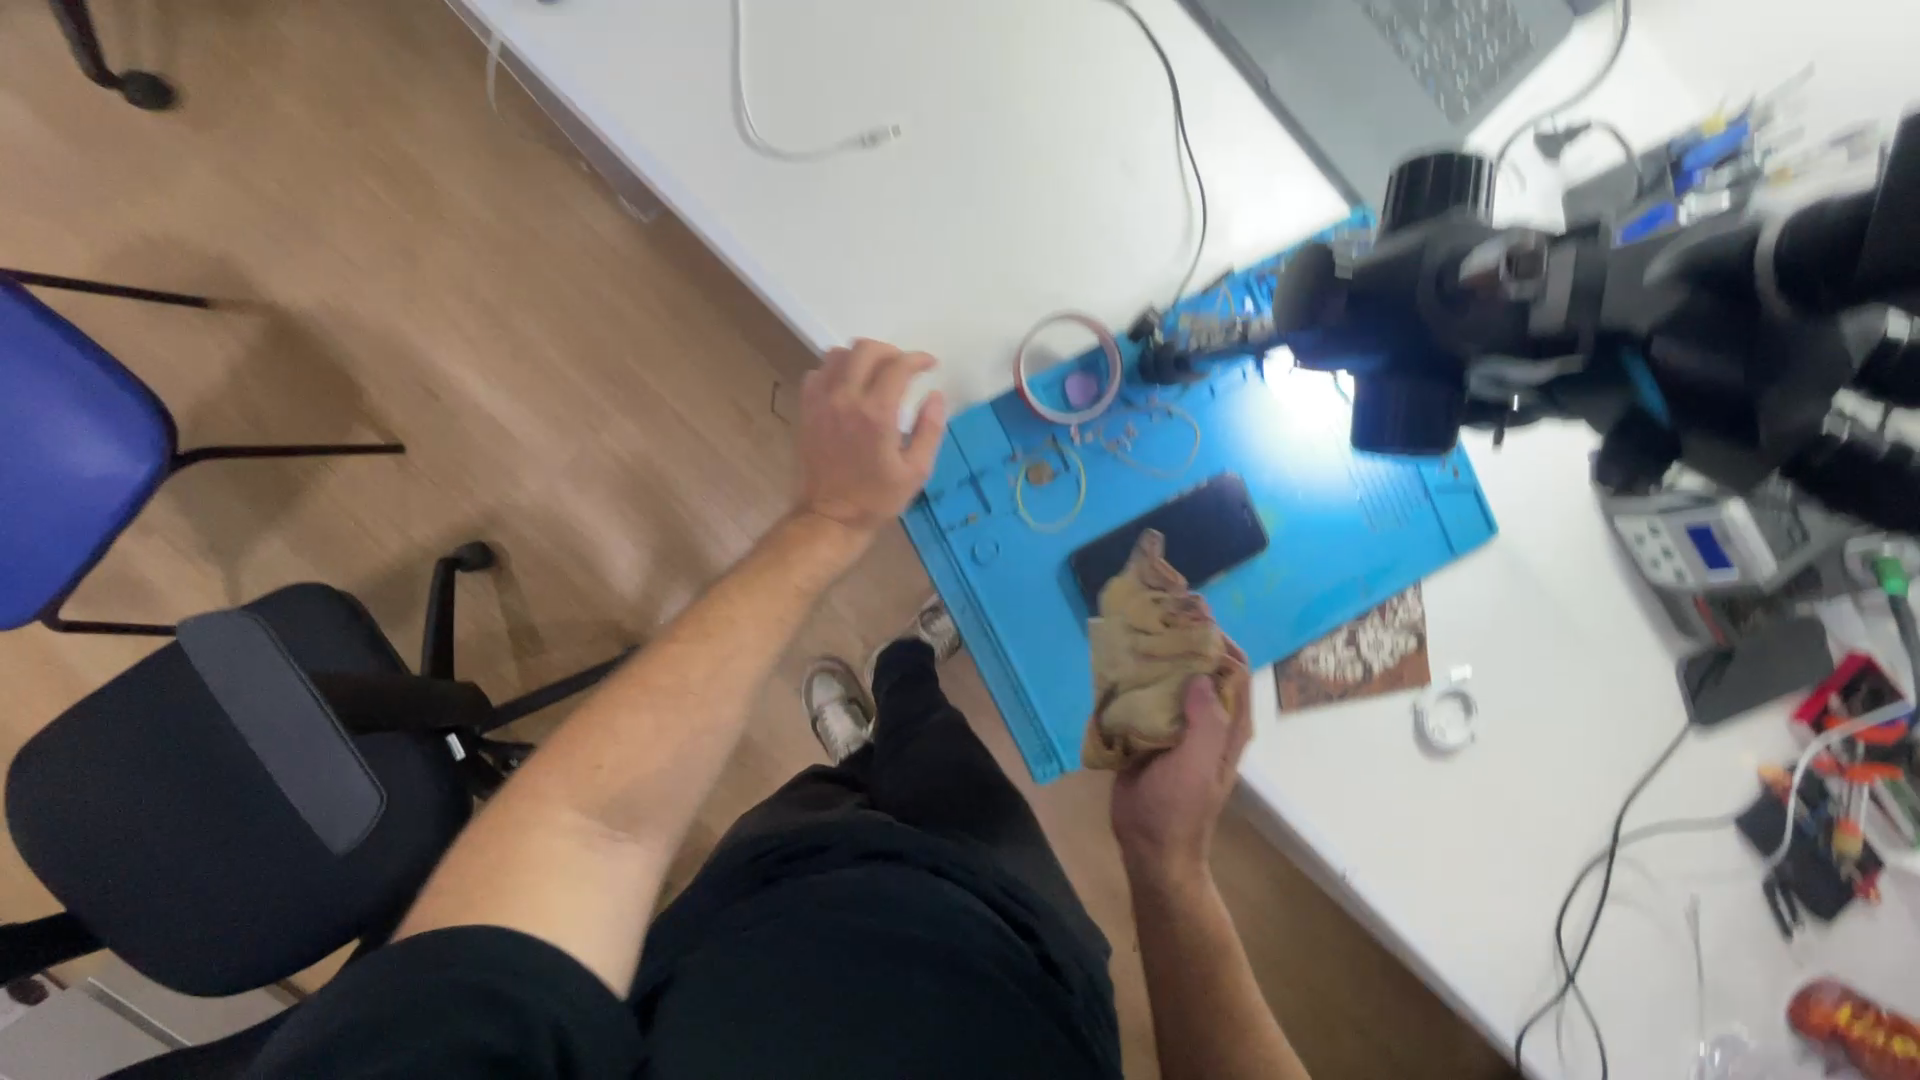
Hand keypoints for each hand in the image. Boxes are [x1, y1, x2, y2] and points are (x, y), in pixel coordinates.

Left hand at [796, 339, 948, 537]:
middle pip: (865, 349)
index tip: (930, 365)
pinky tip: (848, 387)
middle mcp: (845, 399)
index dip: (918, 359)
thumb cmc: (877, 498)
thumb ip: (930, 429)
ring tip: (876, 374)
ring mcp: (820, 402)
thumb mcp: (916, 471)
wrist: (830, 517)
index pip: (898, 366)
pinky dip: (836, 371)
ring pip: (838, 355)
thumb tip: (935, 396)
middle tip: (904, 368)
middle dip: (891, 352)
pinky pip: (818, 373)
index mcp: (876, 414)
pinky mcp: (806, 410)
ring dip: (861, 357)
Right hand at [1111, 641, 1252, 883]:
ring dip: (1158, 658)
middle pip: (1203, 669)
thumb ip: (1205, 722)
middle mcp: (1208, 719)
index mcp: (1229, 725)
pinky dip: (1137, 679)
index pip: (1234, 669)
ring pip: (1174, 681)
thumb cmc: (1178, 809)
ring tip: (1135, 634)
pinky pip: (1148, 698)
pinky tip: (1117, 665)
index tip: (1193, 618)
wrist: (1149, 846)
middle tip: (1157, 618)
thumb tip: (1198, 675)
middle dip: (1185, 642)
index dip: (1220, 641)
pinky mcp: (1152, 733)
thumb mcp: (1197, 766)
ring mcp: (1179, 726)